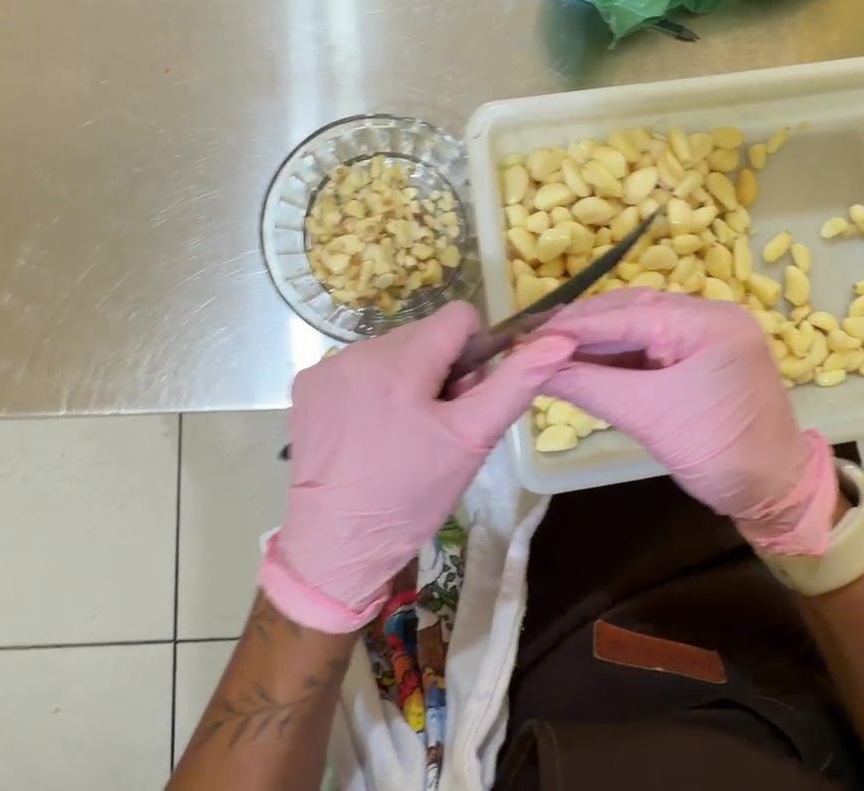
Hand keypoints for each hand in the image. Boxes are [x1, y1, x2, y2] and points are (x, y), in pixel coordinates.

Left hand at [260, 302, 574, 632]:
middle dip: (440, 369)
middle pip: (424, 336)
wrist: (337, 546)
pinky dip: (371, 391)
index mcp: (402, 361)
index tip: (466, 398)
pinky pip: (356, 369)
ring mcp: (326, 369)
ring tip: (401, 433)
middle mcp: (358, 351)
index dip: (476, 352)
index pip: (458, 317)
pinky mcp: (306, 388)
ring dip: (406, 379)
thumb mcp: (472, 440)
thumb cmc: (411, 495)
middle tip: (436, 425)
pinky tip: (368, 432)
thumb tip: (557, 341)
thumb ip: (515, 384)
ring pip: (391, 352)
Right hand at [537, 288, 840, 555]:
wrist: (775, 493)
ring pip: (636, 327)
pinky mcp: (699, 356)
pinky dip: (614, 356)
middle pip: (630, 310)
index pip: (627, 313)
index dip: (573, 325)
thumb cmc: (719, 454)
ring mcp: (705, 335)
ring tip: (546, 349)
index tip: (527, 333)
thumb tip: (534, 369)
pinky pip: (648, 346)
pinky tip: (580, 361)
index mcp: (708, 322)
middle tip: (530, 339)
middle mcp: (708, 316)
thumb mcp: (649, 417)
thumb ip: (591, 386)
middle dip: (580, 327)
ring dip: (593, 341)